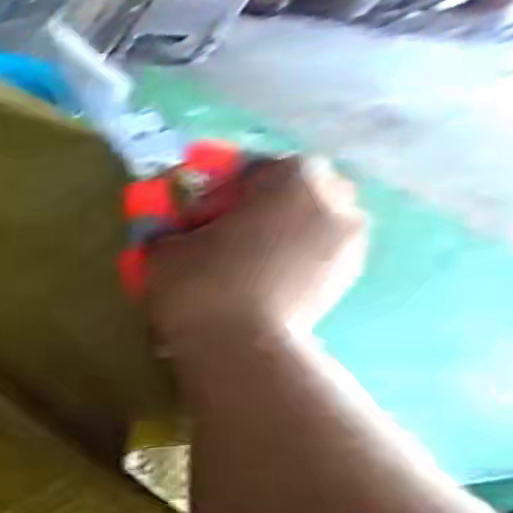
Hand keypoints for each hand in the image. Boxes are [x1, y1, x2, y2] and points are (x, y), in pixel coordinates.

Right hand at [145, 156, 367, 352]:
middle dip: (261, 209)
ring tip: (238, 268)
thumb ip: (171, 231)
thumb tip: (173, 233)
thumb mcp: (163, 252)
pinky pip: (314, 257)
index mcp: (292, 179)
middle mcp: (335, 199)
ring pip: (307, 225)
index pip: (256, 168)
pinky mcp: (347, 277)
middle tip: (219, 238)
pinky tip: (255, 288)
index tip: (194, 219)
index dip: (221, 190)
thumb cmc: (200, 284)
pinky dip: (289, 264)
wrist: (240, 344)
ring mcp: (349, 240)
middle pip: (294, 192)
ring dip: (278, 237)